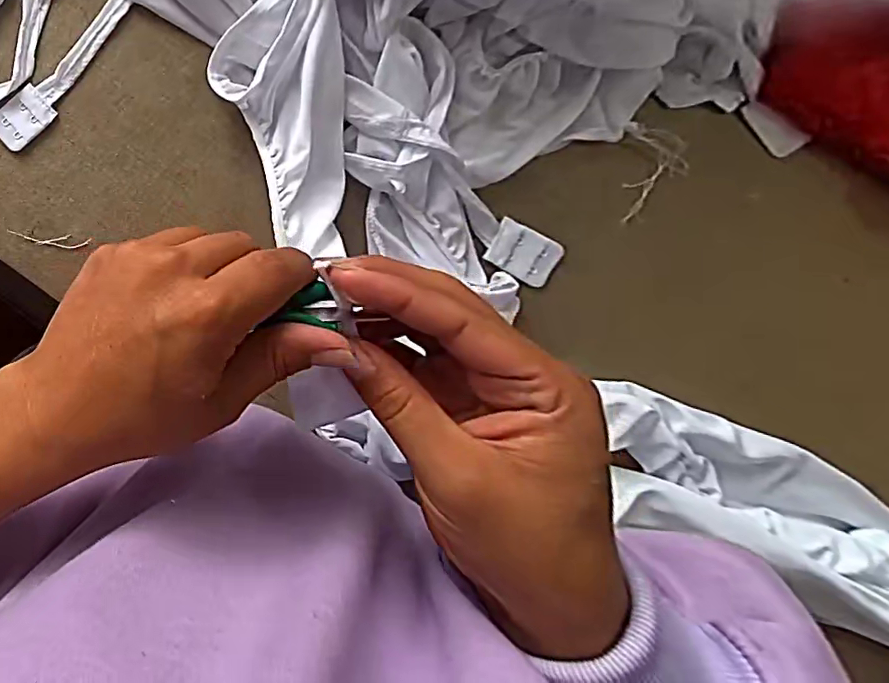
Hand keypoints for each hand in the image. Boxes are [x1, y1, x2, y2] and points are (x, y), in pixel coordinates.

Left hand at [0, 227, 354, 478]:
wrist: (58, 406)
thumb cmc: (135, 417)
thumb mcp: (220, 400)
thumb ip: (278, 356)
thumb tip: (328, 336)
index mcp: (207, 311)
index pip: (281, 264)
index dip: (297, 281)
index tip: (293, 300)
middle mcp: (173, 269)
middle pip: (247, 244)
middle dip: (256, 274)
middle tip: (241, 315)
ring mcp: (139, 253)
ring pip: (209, 237)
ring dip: (218, 264)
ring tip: (198, 307)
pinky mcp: (116, 249)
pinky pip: (170, 240)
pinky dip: (180, 262)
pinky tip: (165, 299)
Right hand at [325, 257, 628, 660]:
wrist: (554, 613)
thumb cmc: (531, 556)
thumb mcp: (456, 478)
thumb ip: (398, 403)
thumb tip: (346, 348)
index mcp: (546, 383)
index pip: (462, 318)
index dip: (399, 290)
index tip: (349, 276)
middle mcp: (524, 371)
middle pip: (449, 310)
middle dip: (388, 289)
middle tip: (334, 278)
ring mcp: (495, 383)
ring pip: (432, 328)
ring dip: (383, 311)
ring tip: (335, 300)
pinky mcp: (469, 398)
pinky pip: (422, 358)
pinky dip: (385, 344)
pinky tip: (354, 333)